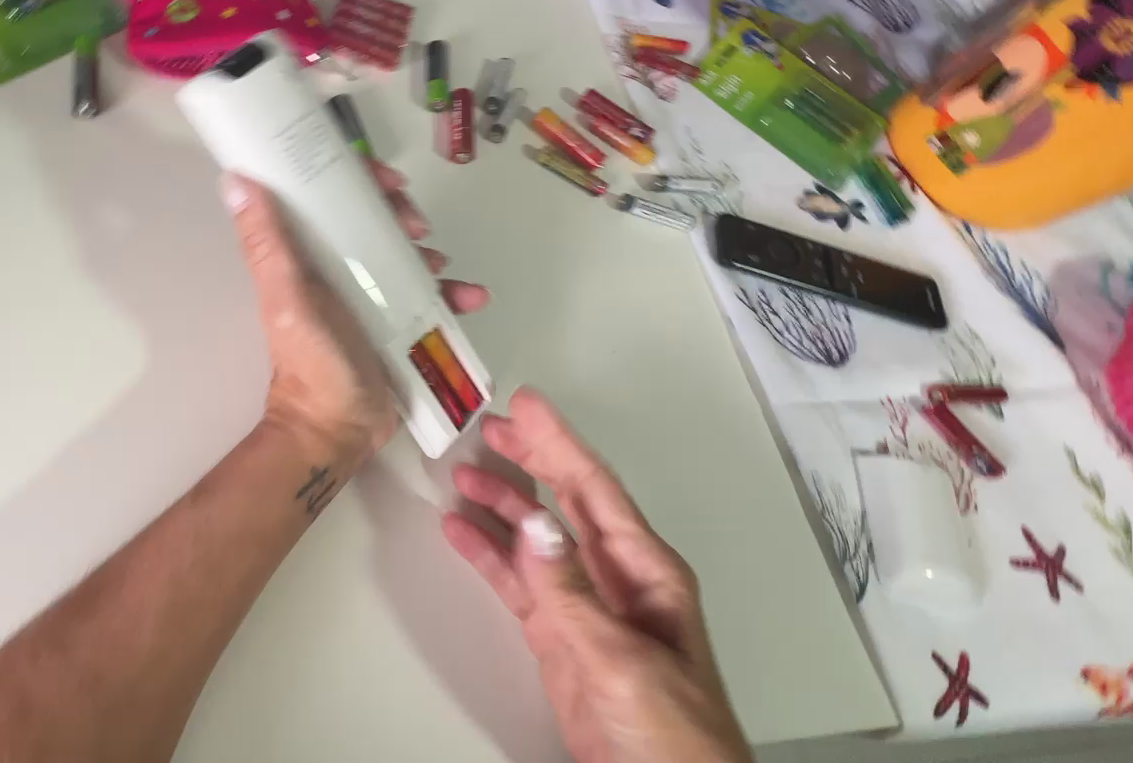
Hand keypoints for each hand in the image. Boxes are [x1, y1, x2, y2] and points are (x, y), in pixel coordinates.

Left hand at [221, 162, 488, 459]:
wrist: (339, 431)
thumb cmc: (311, 364)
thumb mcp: (288, 300)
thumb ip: (266, 245)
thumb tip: (236, 179)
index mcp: (306, 256)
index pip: (328, 198)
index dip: (356, 178)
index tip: (385, 179)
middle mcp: (335, 268)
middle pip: (371, 219)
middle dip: (400, 213)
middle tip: (418, 226)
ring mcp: (368, 294)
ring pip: (403, 253)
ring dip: (428, 251)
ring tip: (442, 267)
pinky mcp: (396, 321)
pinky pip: (428, 296)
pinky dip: (452, 292)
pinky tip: (472, 297)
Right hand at [442, 388, 751, 762]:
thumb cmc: (672, 735)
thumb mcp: (622, 659)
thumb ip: (571, 591)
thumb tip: (533, 522)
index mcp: (643, 568)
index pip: (592, 487)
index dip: (557, 442)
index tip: (525, 404)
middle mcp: (613, 574)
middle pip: (563, 499)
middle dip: (528, 460)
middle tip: (488, 427)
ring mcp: (583, 603)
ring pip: (533, 536)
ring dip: (500, 504)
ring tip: (460, 475)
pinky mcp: (558, 633)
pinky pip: (517, 580)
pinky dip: (488, 554)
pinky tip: (460, 533)